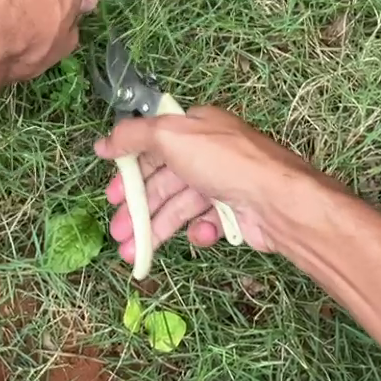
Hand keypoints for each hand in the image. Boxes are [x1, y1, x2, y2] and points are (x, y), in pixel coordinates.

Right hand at [94, 106, 329, 261]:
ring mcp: (222, 183)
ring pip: (179, 206)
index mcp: (194, 127)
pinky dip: (197, 231)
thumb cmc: (223, 162)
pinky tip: (197, 236)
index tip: (112, 194)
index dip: (129, 170)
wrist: (278, 201)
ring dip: (155, 228)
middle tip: (118, 232)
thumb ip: (133, 136)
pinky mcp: (234, 212)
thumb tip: (102, 143)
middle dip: (138, 208)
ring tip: (134, 253)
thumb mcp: (171, 136)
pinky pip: (206, 222)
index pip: (152, 146)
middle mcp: (207, 153)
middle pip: (162, 181)